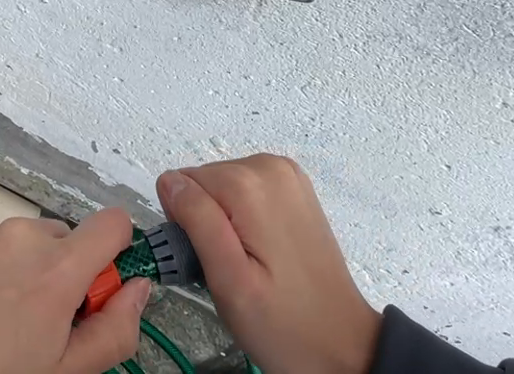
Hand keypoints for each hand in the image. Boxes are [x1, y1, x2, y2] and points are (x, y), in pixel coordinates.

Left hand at [0, 209, 151, 373]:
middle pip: (64, 238)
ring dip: (20, 266)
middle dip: (62, 271)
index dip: (115, 252)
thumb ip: (114, 329)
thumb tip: (138, 288)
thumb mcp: (66, 373)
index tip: (100, 284)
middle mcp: (20, 235)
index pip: (113, 223)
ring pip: (22, 239)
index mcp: (57, 269)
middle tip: (40, 320)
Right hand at [158, 156, 381, 373]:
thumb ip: (196, 221)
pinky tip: (262, 247)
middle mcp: (269, 167)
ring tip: (248, 260)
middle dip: (206, 221)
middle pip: (203, 181)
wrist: (344, 347)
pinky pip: (243, 189)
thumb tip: (170, 182)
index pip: (182, 183)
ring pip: (220, 185)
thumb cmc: (284, 323)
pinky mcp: (293, 187)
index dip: (187, 224)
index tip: (210, 258)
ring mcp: (285, 174)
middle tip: (231, 266)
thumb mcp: (229, 281)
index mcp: (249, 184)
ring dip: (224, 220)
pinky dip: (243, 215)